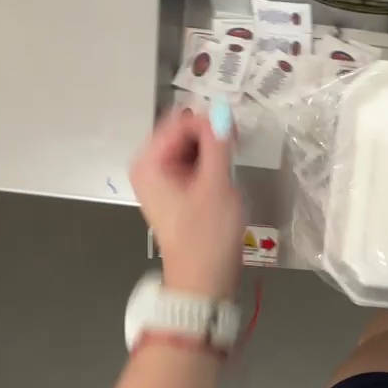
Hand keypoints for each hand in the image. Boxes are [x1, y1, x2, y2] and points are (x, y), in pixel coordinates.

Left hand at [130, 103, 243, 298]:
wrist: (203, 278)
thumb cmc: (207, 233)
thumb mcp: (217, 184)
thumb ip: (219, 143)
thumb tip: (222, 109)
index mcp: (149, 162)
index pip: (179, 122)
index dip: (208, 121)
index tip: (236, 131)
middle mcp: (148, 167)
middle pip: (181, 133)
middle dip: (210, 133)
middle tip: (239, 144)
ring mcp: (161, 180)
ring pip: (189, 148)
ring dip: (213, 149)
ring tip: (234, 160)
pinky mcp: (175, 192)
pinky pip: (192, 165)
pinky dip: (210, 163)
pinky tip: (226, 174)